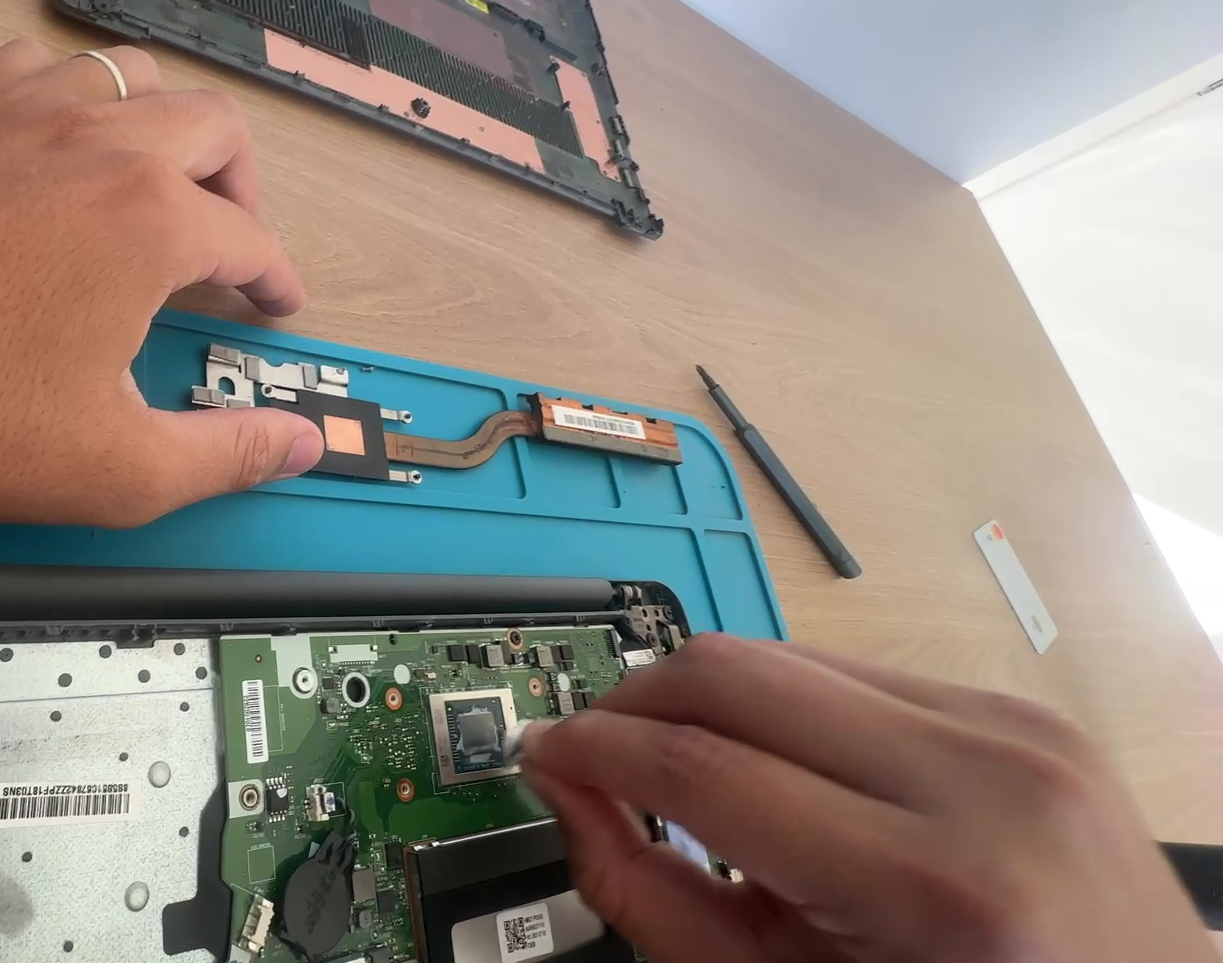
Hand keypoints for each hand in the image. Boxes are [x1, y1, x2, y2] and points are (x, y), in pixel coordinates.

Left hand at [0, 38, 324, 524]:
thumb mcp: (117, 468)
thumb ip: (226, 454)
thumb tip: (299, 444)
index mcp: (152, 222)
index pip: (253, 241)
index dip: (277, 278)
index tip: (276, 302)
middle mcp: (99, 143)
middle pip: (215, 128)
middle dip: (244, 188)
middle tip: (234, 245)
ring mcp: (19, 112)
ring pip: (134, 78)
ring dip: (169, 131)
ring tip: (162, 189)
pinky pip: (41, 70)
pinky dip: (79, 104)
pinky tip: (62, 156)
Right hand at [518, 634, 1212, 962]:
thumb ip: (642, 887)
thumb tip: (562, 783)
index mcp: (942, 890)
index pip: (701, 767)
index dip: (593, 750)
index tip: (540, 753)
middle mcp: (983, 778)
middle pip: (726, 674)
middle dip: (629, 703)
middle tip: (592, 752)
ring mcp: (1007, 727)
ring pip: (766, 655)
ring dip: (688, 698)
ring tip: (669, 757)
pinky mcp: (1006, 706)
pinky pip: (825, 670)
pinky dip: (760, 703)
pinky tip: (763, 758)